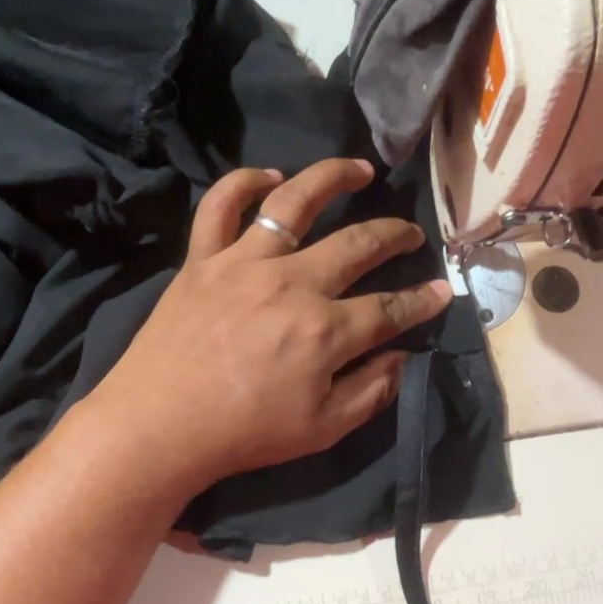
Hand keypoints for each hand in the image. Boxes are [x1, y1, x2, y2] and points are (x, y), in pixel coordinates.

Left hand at [81, 158, 452, 493]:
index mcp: (326, 331)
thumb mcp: (325, 429)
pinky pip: (221, 205)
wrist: (159, 427)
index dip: (423, 299)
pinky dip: (245, 182)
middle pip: (358, 244)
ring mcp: (244, 263)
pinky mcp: (203, 259)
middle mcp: (292, 284)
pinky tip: (270, 177)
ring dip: (334, 178)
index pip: (391, 307)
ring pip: (296, 203)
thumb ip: (373, 391)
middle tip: (412, 233)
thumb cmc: (246, 433)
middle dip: (395, 234)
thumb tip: (403, 357)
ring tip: (360, 169)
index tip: (443, 290)